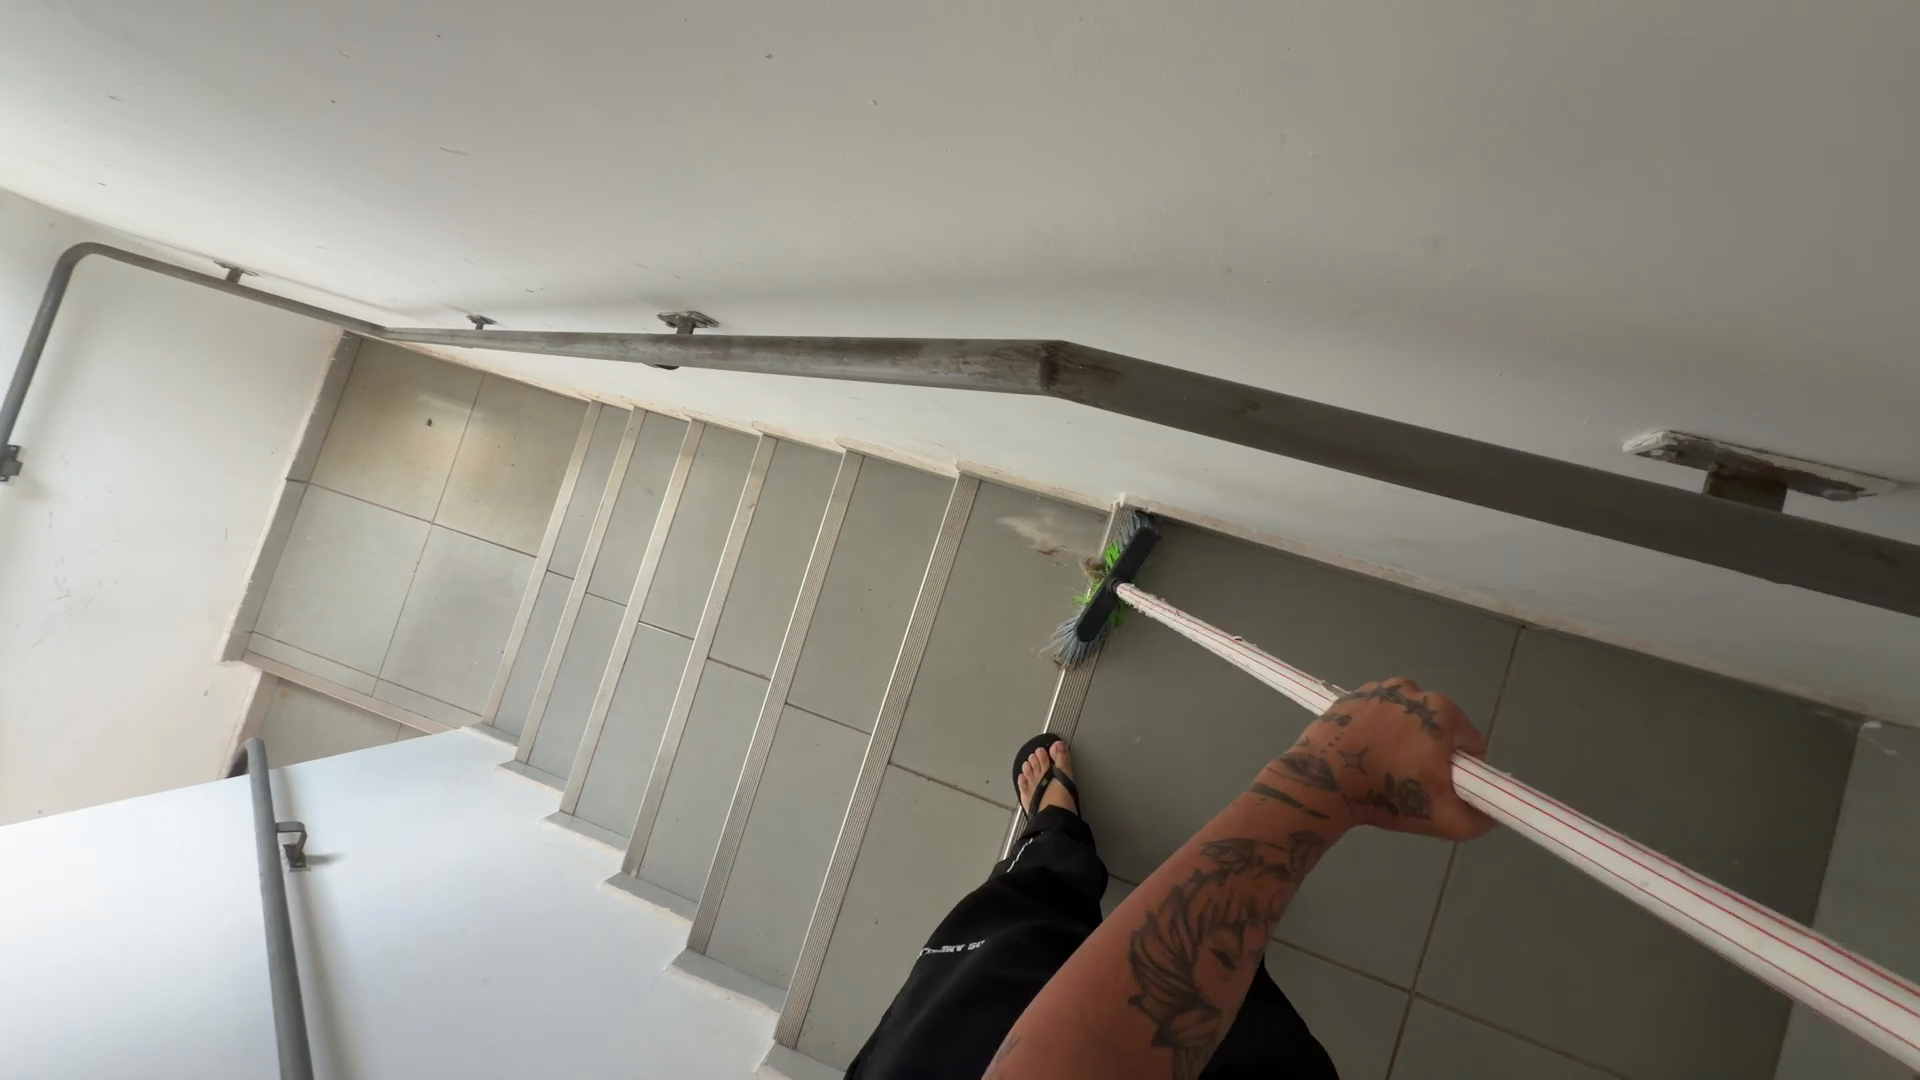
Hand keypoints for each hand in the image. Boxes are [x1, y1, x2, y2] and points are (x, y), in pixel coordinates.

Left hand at [1264, 678, 1495, 840]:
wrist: (1323, 782)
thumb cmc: (1389, 796)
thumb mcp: (1451, 820)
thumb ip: (1485, 817)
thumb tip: (1494, 812)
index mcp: (1442, 710)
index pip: (1470, 742)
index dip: (1463, 769)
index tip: (1440, 784)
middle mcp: (1410, 690)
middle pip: (1437, 728)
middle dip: (1431, 751)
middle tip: (1410, 778)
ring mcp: (1375, 689)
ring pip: (1406, 719)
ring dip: (1403, 738)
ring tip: (1385, 766)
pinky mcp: (1348, 696)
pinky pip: (1377, 714)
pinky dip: (1376, 730)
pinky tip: (1365, 752)